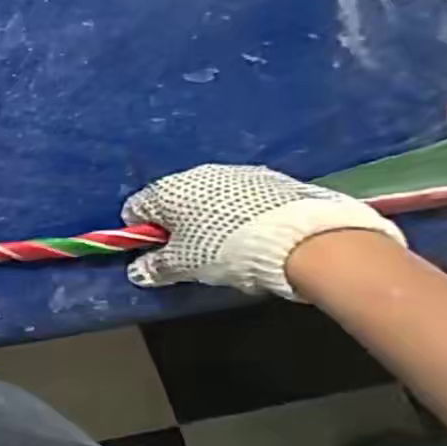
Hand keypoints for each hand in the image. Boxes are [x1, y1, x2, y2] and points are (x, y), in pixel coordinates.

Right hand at [122, 164, 405, 299]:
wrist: (310, 241)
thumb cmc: (225, 249)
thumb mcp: (182, 266)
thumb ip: (153, 267)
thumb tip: (138, 272)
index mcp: (165, 191)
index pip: (136, 210)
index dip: (144, 233)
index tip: (159, 251)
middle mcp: (197, 174)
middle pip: (176, 201)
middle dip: (180, 222)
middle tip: (195, 248)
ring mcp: (241, 173)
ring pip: (213, 197)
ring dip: (214, 215)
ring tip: (234, 241)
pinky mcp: (280, 179)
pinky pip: (249, 197)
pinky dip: (247, 212)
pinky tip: (261, 232)